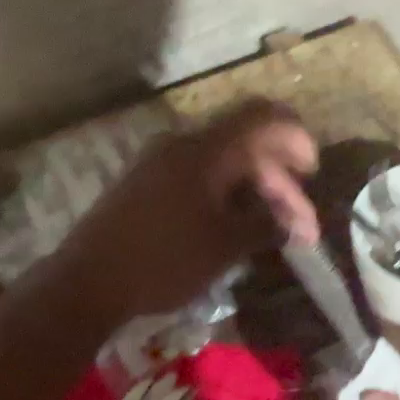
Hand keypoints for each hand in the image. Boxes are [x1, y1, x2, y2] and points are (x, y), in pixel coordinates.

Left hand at [58, 98, 318, 319]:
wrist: (87, 282)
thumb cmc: (164, 261)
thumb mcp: (224, 246)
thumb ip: (266, 225)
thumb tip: (291, 221)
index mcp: (205, 149)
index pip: (261, 116)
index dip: (295, 136)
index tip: (312, 171)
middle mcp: (181, 145)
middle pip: (245, 145)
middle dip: (280, 181)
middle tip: (302, 227)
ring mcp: (157, 164)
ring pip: (221, 164)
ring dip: (253, 191)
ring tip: (272, 232)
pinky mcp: (143, 186)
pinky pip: (197, 177)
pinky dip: (224, 196)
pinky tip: (234, 228)